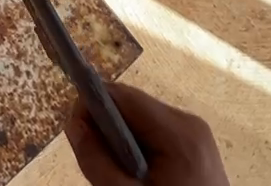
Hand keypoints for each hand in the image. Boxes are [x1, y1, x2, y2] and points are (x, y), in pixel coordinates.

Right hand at [68, 82, 227, 185]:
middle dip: (106, 129)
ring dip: (120, 140)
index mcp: (178, 132)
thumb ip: (94, 159)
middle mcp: (189, 123)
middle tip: (104, 166)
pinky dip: (137, 147)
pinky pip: (153, 131)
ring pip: (137, 119)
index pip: (118, 95)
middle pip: (127, 106)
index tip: (80, 137)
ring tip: (125, 176)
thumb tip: (73, 123)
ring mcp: (195, 134)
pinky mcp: (196, 146)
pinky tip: (141, 176)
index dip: (90, 108)